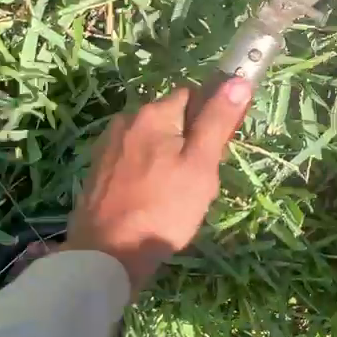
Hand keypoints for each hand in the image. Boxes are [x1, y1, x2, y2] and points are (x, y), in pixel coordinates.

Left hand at [67, 78, 252, 290]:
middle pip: (171, 121)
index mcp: (153, 114)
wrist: (107, 256)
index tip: (214, 153)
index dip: (209, 121)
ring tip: (174, 198)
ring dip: (166, 161)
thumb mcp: (201, 166)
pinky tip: (150, 203)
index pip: (192, 97)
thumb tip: (238, 81)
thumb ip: (217, 121)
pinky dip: (145, 176)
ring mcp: (108, 147)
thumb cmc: (163, 209)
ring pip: (152, 144)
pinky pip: (133, 162)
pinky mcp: (98, 171)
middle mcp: (126, 121)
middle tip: (197, 183)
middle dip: (187, 145)